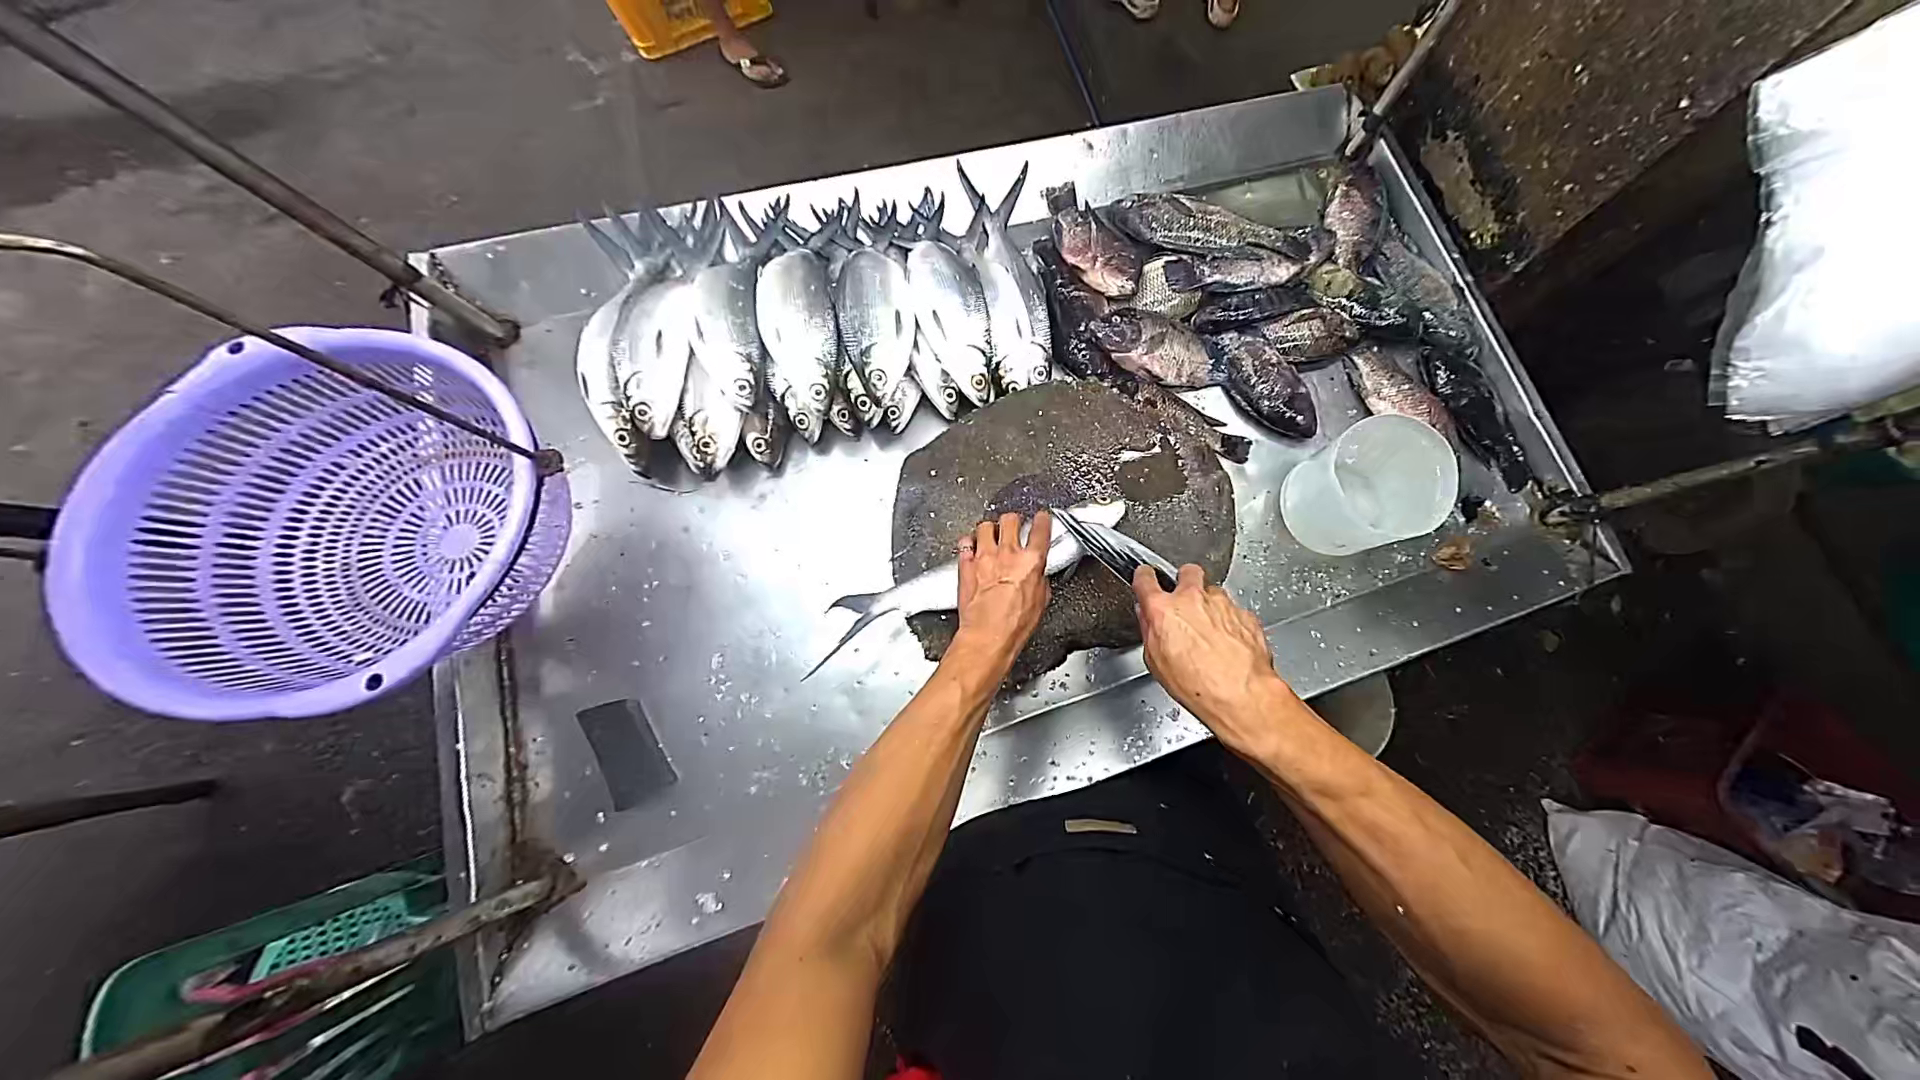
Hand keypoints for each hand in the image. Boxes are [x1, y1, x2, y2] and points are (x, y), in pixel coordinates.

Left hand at [951, 511, 1051, 669]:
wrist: (988, 636)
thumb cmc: (1013, 625)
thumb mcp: (1040, 602)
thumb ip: (1039, 580)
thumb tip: (1037, 574)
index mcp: (1031, 562)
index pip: (1041, 529)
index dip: (1043, 520)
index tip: (1042, 518)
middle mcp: (1008, 554)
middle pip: (1010, 519)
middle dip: (1014, 520)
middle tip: (1014, 525)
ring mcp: (984, 557)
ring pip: (985, 525)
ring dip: (990, 529)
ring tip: (991, 535)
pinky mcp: (966, 564)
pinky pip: (965, 542)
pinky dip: (970, 542)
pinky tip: (973, 548)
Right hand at [1133, 564, 1300, 760]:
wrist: (1241, 695)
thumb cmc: (1198, 684)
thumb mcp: (1156, 662)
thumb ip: (1150, 631)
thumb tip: (1149, 620)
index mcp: (1163, 609)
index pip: (1146, 578)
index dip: (1144, 577)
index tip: (1146, 577)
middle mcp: (1193, 599)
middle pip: (1187, 572)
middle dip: (1185, 580)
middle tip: (1184, 599)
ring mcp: (1222, 604)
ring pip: (1213, 591)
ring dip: (1209, 605)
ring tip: (1209, 631)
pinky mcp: (1245, 614)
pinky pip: (1234, 610)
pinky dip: (1230, 621)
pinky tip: (1228, 643)